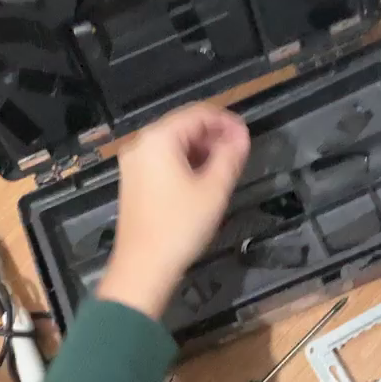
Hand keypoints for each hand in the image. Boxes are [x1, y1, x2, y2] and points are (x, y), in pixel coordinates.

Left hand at [97, 103, 249, 318]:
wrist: (143, 267)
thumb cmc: (178, 228)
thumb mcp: (214, 189)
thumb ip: (231, 156)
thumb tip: (242, 136)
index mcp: (158, 139)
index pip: (199, 114)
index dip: (227, 122)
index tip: (246, 136)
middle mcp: (141, 146)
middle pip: (184, 127)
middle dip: (214, 137)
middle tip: (239, 153)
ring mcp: (134, 165)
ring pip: (174, 146)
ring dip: (201, 152)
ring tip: (225, 169)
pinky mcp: (134, 183)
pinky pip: (163, 162)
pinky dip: (185, 165)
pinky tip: (202, 182)